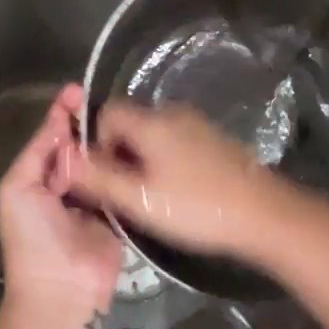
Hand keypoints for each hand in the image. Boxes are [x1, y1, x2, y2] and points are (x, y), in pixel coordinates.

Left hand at [0, 84, 122, 317]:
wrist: (62, 287)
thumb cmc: (31, 237)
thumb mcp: (18, 188)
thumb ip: (37, 152)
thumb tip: (59, 122)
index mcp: (38, 178)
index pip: (52, 138)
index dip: (63, 113)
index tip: (78, 89)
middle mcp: (66, 184)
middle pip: (79, 146)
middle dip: (88, 124)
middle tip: (106, 99)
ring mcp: (94, 198)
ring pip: (102, 160)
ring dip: (109, 141)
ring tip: (124, 114)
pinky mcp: (118, 212)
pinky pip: (122, 182)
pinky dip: (126, 165)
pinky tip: (137, 143)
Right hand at [60, 100, 320, 260]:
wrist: (265, 215)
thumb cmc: (197, 207)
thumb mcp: (140, 200)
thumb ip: (99, 178)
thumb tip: (63, 159)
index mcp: (151, 121)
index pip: (107, 112)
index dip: (96, 142)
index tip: (102, 176)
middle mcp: (173, 113)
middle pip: (131, 123)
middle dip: (119, 153)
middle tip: (123, 192)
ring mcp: (198, 125)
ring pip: (154, 135)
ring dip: (143, 160)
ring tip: (149, 197)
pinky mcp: (216, 140)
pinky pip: (176, 143)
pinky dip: (167, 162)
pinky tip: (178, 193)